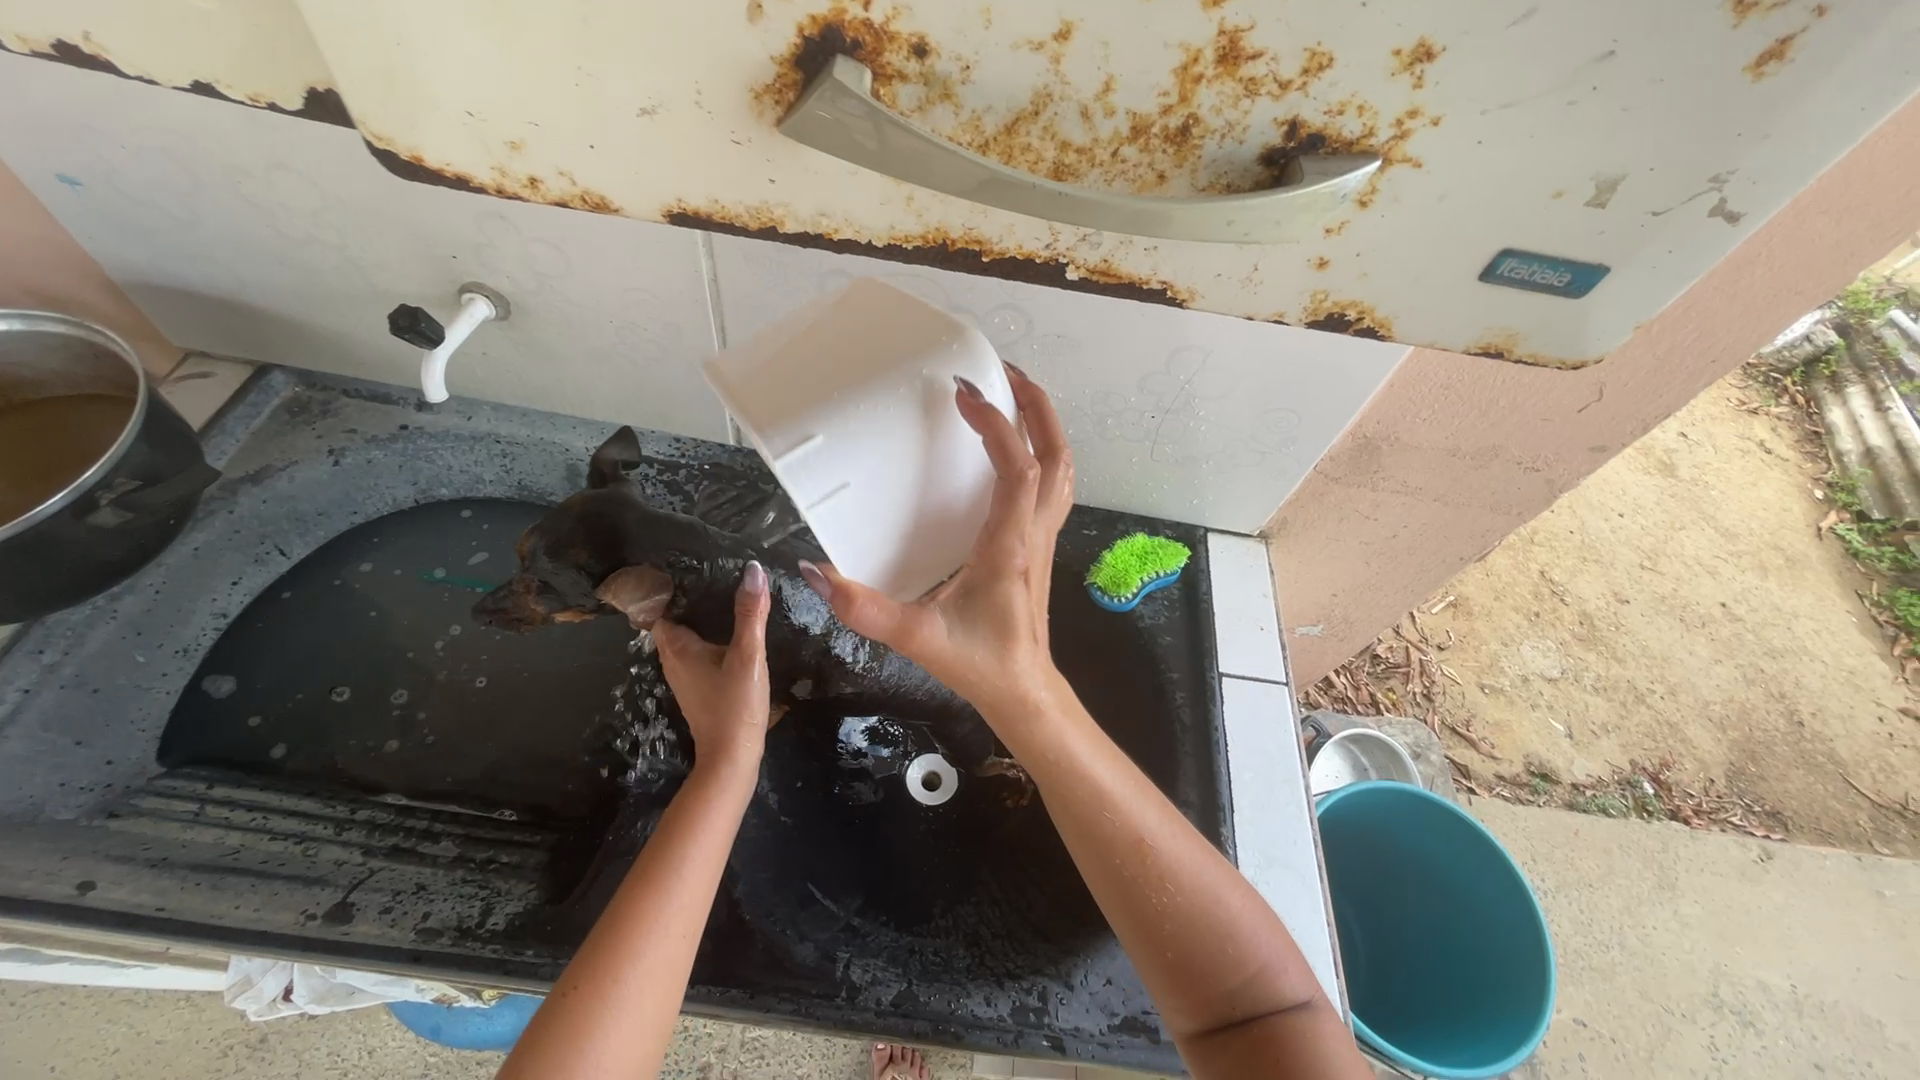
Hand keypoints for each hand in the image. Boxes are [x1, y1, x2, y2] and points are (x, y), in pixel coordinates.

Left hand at [653, 560, 771, 771]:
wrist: (733, 758)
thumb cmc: (735, 706)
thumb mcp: (748, 656)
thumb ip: (751, 613)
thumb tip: (753, 570)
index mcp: (677, 647)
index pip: (659, 605)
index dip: (668, 584)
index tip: (686, 561)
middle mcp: (673, 659)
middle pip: (675, 618)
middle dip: (690, 597)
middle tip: (715, 570)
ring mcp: (685, 675)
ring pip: (689, 636)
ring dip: (702, 618)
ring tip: (727, 593)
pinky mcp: (700, 686)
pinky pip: (700, 651)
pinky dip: (711, 637)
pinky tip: (735, 631)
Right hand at [797, 364, 1073, 719]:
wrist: (1024, 690)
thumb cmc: (979, 664)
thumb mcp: (917, 638)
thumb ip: (864, 610)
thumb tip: (815, 573)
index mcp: (1009, 546)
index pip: (1018, 470)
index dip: (997, 427)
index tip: (963, 394)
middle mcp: (1034, 533)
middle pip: (1057, 454)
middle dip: (1036, 406)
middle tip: (1002, 372)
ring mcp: (1044, 538)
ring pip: (1063, 469)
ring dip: (1045, 425)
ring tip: (1013, 395)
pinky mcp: (1039, 545)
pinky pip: (1053, 486)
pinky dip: (1042, 452)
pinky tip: (1014, 449)